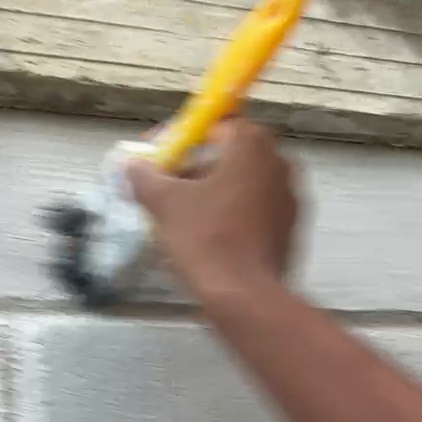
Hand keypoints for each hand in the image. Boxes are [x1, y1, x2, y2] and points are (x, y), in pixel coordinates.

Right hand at [125, 118, 300, 299]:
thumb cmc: (206, 240)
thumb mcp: (164, 204)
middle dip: (194, 168)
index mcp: (251, 144)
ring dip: (212, 193)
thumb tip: (131, 165)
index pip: (212, 125)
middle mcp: (279, 161)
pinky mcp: (291, 228)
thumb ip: (145, 177)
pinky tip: (207, 238)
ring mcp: (290, 196)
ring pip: (241, 184)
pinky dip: (231, 216)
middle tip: (165, 187)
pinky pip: (254, 211)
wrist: (245, 297)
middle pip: (228, 154)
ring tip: (181, 217)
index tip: (157, 157)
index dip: (179, 139)